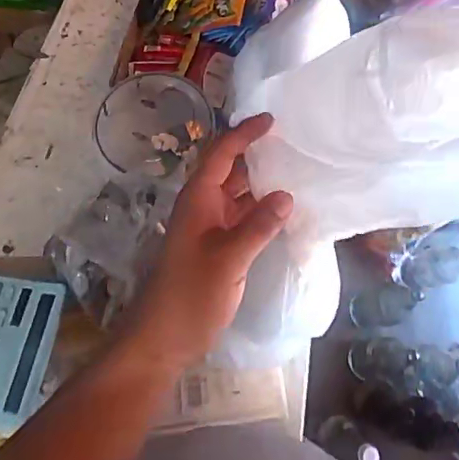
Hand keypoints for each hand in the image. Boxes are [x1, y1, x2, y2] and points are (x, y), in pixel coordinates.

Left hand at [122, 113, 293, 370]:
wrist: (162, 339)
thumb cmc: (189, 295)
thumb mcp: (227, 259)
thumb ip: (258, 226)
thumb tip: (286, 195)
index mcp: (198, 199)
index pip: (221, 154)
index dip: (244, 133)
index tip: (271, 119)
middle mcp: (203, 206)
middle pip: (230, 169)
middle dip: (256, 153)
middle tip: (292, 141)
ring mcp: (210, 227)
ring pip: (238, 194)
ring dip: (262, 182)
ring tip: (296, 169)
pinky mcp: (218, 247)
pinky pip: (242, 217)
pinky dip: (262, 209)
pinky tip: (285, 211)